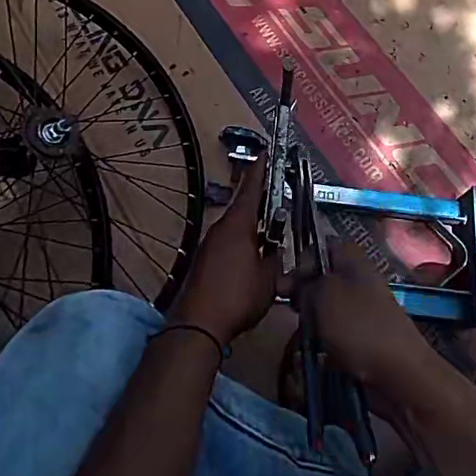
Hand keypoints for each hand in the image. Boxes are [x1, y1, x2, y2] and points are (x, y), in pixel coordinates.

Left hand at [167, 154, 283, 345]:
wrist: (198, 322)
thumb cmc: (237, 296)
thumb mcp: (268, 279)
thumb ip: (274, 259)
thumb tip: (273, 250)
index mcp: (238, 225)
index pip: (251, 189)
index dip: (260, 171)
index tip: (265, 154)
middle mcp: (221, 228)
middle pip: (243, 207)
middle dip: (261, 202)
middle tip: (277, 195)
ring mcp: (210, 244)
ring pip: (236, 227)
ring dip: (252, 227)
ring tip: (270, 231)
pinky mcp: (205, 260)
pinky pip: (228, 242)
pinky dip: (242, 242)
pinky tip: (253, 257)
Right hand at [296, 239, 432, 391]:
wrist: (400, 376)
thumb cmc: (359, 326)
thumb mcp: (322, 294)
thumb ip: (306, 283)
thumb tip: (302, 287)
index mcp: (353, 261)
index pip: (322, 247)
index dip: (304, 260)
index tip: (292, 281)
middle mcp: (359, 282)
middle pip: (321, 280)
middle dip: (304, 295)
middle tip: (294, 309)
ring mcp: (362, 312)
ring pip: (324, 309)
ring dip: (311, 322)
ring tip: (307, 336)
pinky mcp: (363, 340)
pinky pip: (333, 335)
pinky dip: (323, 343)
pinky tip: (317, 353)